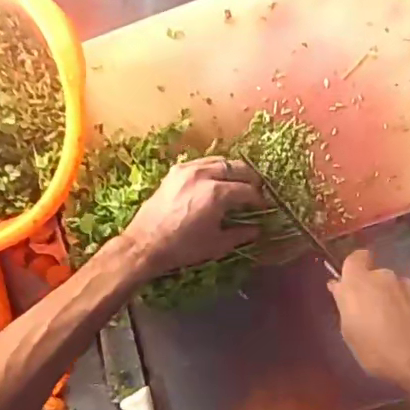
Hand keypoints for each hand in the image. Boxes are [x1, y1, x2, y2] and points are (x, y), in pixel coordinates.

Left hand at [115, 157, 264, 279]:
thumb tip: (257, 229)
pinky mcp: (175, 172)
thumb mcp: (216, 244)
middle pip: (237, 168)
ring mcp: (187, 170)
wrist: (145, 244)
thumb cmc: (182, 248)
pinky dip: (213, 169)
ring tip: (239, 183)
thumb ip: (240, 234)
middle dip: (251, 179)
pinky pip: (202, 163)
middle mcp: (203, 175)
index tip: (264, 207)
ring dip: (233, 171)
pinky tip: (216, 180)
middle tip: (256, 191)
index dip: (259, 199)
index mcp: (217, 193)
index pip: (248, 190)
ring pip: (220, 161)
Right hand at [328, 248, 409, 397]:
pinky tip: (408, 328)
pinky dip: (407, 307)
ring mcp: (408, 285)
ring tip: (393, 324)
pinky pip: (409, 297)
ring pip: (394, 286)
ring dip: (391, 299)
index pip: (355, 258)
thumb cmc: (376, 350)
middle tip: (370, 313)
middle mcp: (383, 276)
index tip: (350, 284)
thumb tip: (340, 287)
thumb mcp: (349, 332)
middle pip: (375, 275)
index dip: (353, 268)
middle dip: (372, 289)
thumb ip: (344, 304)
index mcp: (358, 282)